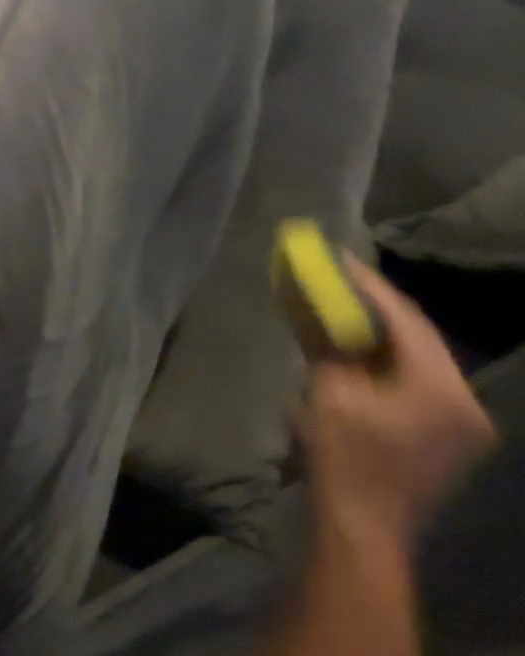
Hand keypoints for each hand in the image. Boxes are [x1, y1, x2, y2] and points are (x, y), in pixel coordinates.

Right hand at [305, 257, 495, 539]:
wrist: (363, 522)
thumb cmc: (344, 456)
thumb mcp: (328, 394)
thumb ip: (329, 347)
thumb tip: (317, 307)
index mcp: (442, 389)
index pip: (407, 322)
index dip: (369, 287)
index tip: (336, 258)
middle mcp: (465, 401)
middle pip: (418, 340)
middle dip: (374, 308)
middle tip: (335, 279)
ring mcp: (461, 421)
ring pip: (417, 360)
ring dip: (378, 334)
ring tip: (338, 308)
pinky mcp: (445, 434)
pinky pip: (415, 382)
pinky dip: (383, 360)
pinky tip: (352, 350)